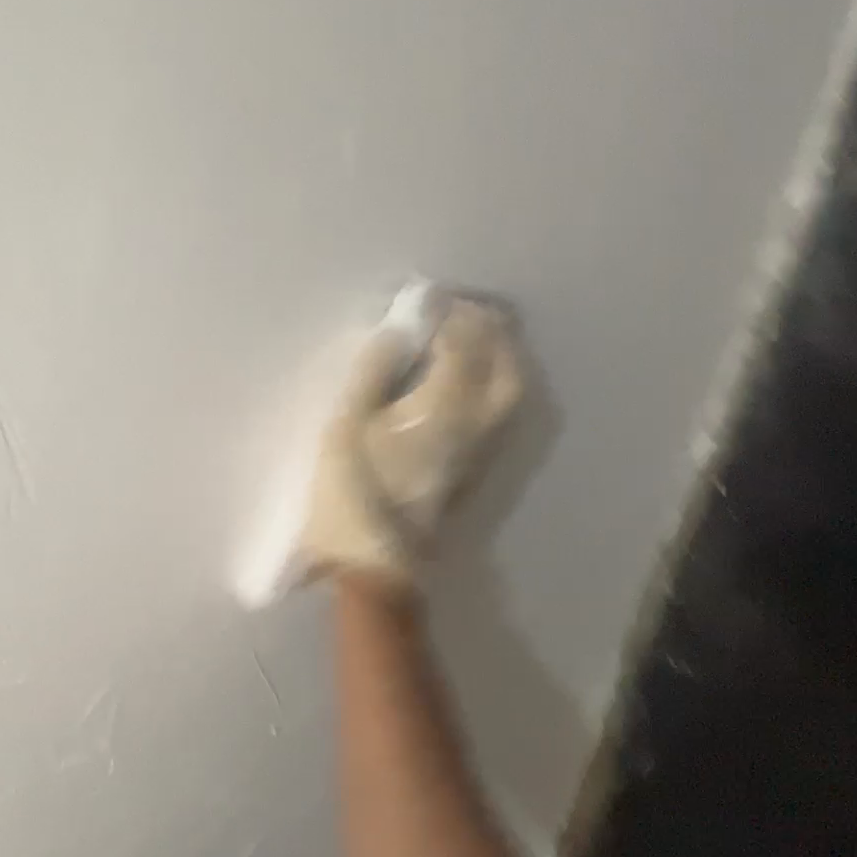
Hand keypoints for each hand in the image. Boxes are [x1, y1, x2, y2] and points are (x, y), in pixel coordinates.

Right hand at [299, 295, 523, 587]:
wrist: (376, 560)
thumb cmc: (353, 490)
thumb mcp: (346, 425)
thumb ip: (372, 375)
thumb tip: (395, 336)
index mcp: (442, 408)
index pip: (463, 348)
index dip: (452, 316)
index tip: (432, 297)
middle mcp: (474, 424)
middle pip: (504, 368)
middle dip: (490, 331)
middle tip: (466, 309)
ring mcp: (480, 449)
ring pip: (510, 391)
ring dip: (500, 355)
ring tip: (476, 335)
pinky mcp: (474, 467)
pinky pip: (501, 412)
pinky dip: (496, 382)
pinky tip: (473, 379)